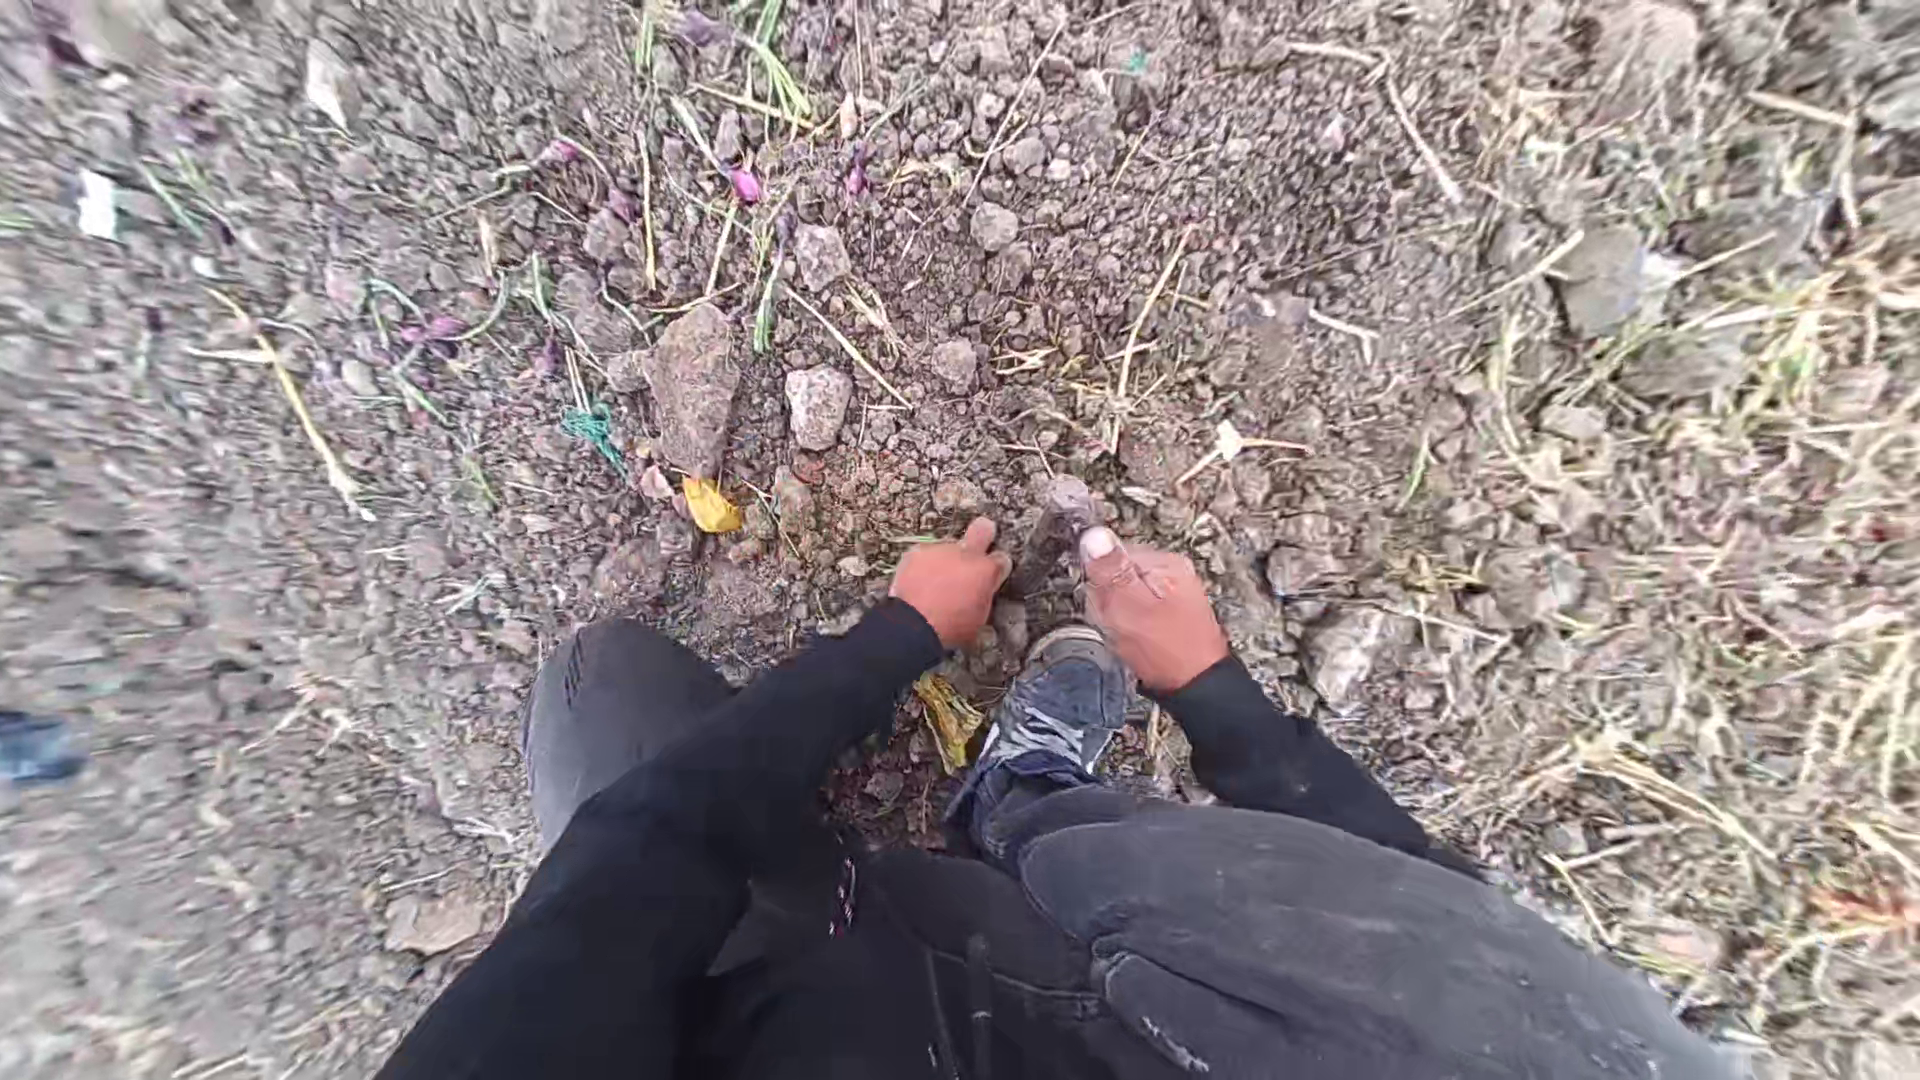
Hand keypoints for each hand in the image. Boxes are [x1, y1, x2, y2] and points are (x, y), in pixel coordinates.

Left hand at [889, 517, 1012, 648]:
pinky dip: (923, 566)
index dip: (997, 565)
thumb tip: (985, 592)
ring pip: (948, 548)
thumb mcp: (978, 619)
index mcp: (985, 571)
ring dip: (946, 560)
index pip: (1001, 559)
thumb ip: (984, 597)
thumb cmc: (950, 628)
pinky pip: (924, 556)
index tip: (994, 570)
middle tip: (985, 529)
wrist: (913, 625)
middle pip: (981, 531)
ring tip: (935, 583)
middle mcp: (966, 554)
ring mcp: (940, 549)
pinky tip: (918, 582)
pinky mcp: (916, 552)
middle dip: (984, 532)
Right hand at [1080, 527, 1229, 692]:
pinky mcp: (1166, 611)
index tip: (1104, 602)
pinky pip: (1132, 609)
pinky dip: (1127, 624)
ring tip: (1127, 633)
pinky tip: (1134, 638)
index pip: (1110, 555)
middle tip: (1118, 622)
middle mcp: (1170, 571)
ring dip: (1115, 614)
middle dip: (1106, 600)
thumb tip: (1094, 535)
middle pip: (1115, 574)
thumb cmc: (1166, 651)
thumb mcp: (1129, 607)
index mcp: (1163, 563)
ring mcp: (1170, 592)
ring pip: (1120, 594)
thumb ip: (1110, 571)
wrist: (1195, 689)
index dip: (1098, 582)